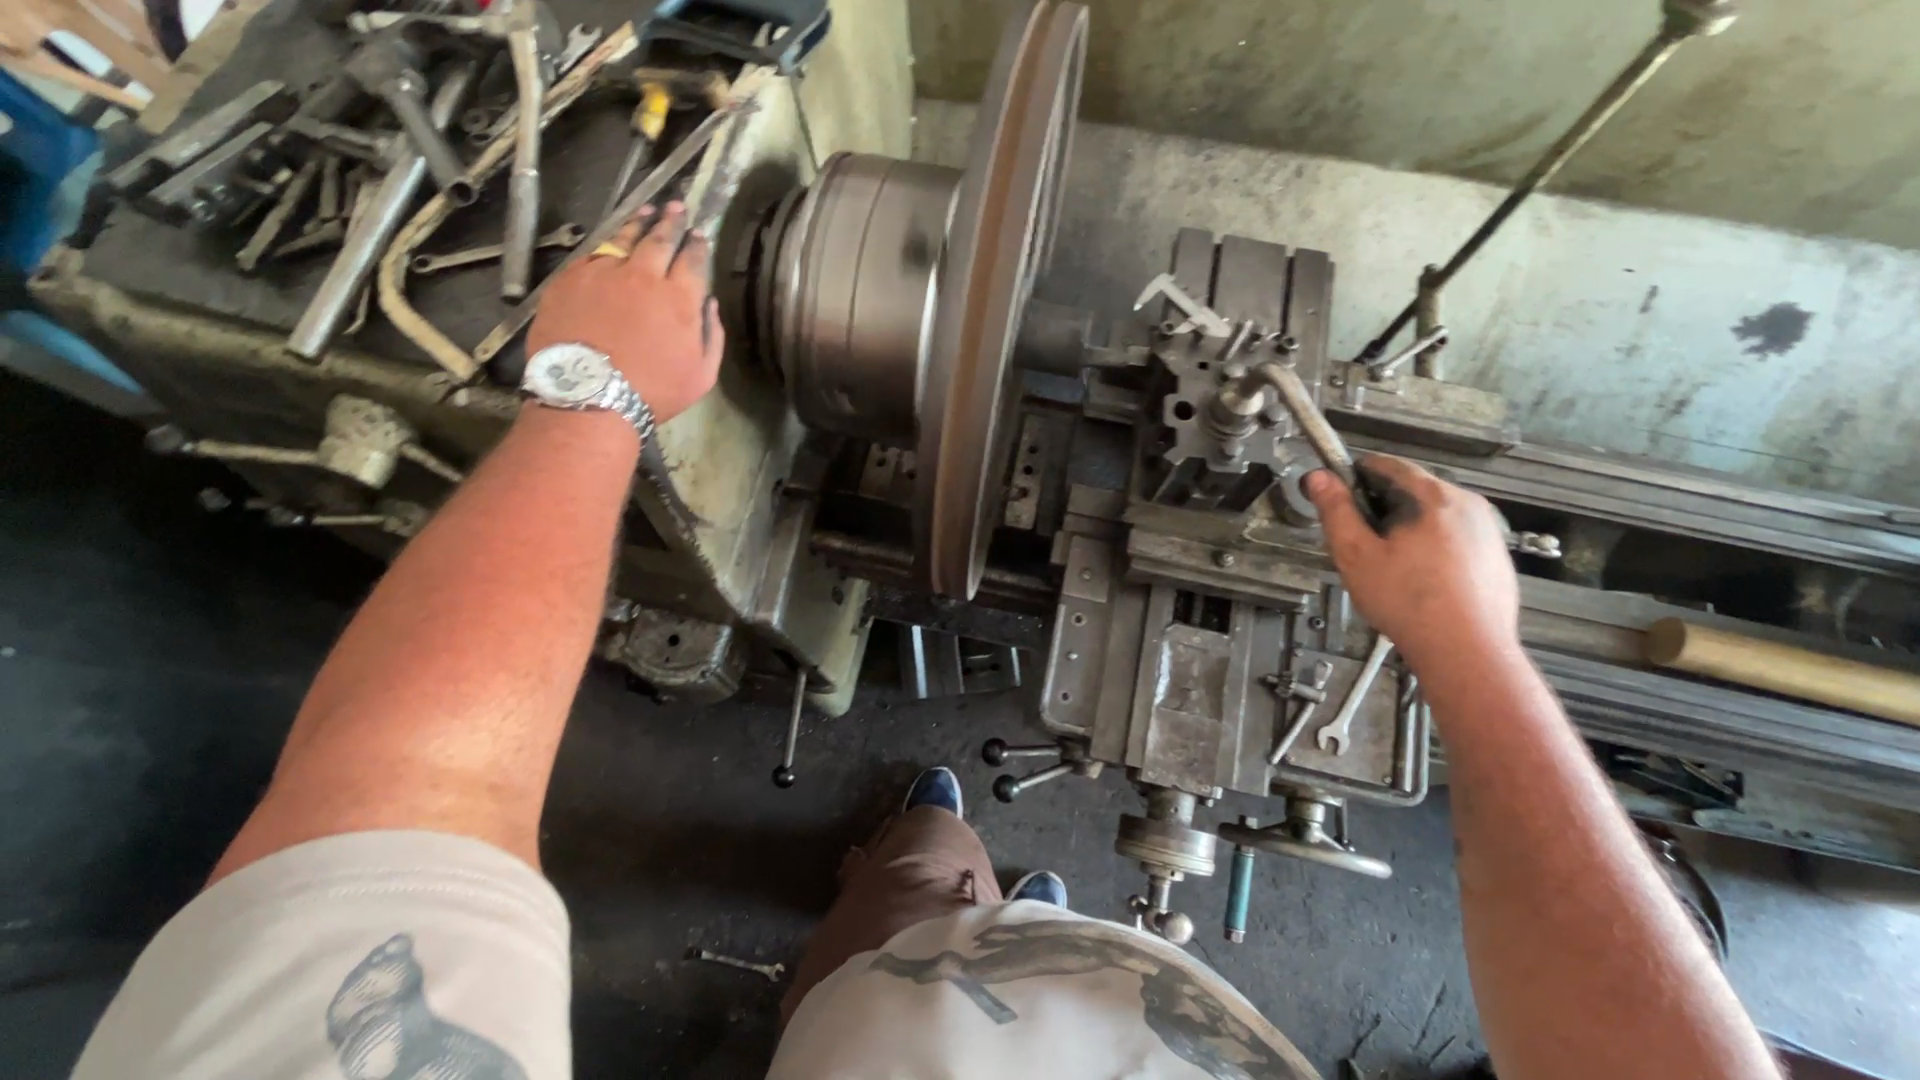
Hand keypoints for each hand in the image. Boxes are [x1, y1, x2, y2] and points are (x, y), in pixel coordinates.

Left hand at [527, 202, 723, 423]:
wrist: (589, 397)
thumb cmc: (653, 392)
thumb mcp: (702, 375)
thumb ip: (712, 336)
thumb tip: (709, 304)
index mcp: (680, 299)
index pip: (692, 259)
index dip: (697, 244)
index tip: (699, 234)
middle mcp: (644, 276)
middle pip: (660, 239)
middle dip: (671, 221)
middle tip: (676, 207)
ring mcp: (604, 274)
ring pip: (624, 238)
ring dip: (638, 222)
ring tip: (645, 211)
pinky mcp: (571, 279)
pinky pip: (592, 253)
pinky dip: (606, 244)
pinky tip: (610, 241)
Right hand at [1304, 455, 1519, 668]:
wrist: (1467, 651)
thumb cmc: (1406, 602)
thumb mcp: (1356, 555)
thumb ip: (1336, 511)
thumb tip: (1318, 477)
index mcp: (1433, 496)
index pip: (1389, 464)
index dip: (1357, 475)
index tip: (1340, 497)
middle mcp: (1468, 504)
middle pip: (1414, 490)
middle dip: (1384, 508)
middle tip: (1363, 543)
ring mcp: (1489, 530)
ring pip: (1436, 515)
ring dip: (1410, 529)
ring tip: (1392, 568)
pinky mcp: (1497, 557)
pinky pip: (1457, 539)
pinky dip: (1435, 549)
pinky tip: (1422, 582)